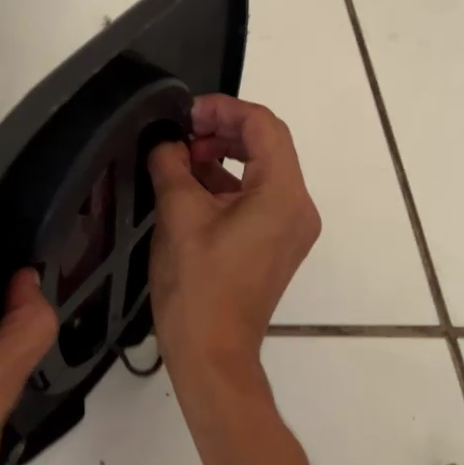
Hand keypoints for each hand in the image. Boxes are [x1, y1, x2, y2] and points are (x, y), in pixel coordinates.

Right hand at [147, 95, 320, 378]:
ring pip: (261, 167)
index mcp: (283, 195)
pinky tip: (189, 183)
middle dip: (222, 129)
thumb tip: (166, 141)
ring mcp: (289, 227)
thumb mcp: (178, 214)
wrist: (212, 355)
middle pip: (266, 143)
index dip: (223, 108)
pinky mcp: (275, 242)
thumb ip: (171, 163)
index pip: (263, 125)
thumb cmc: (198, 285)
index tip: (186, 114)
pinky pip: (256, 194)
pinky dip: (226, 180)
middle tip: (181, 132)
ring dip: (222, 153)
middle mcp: (297, 206)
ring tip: (179, 157)